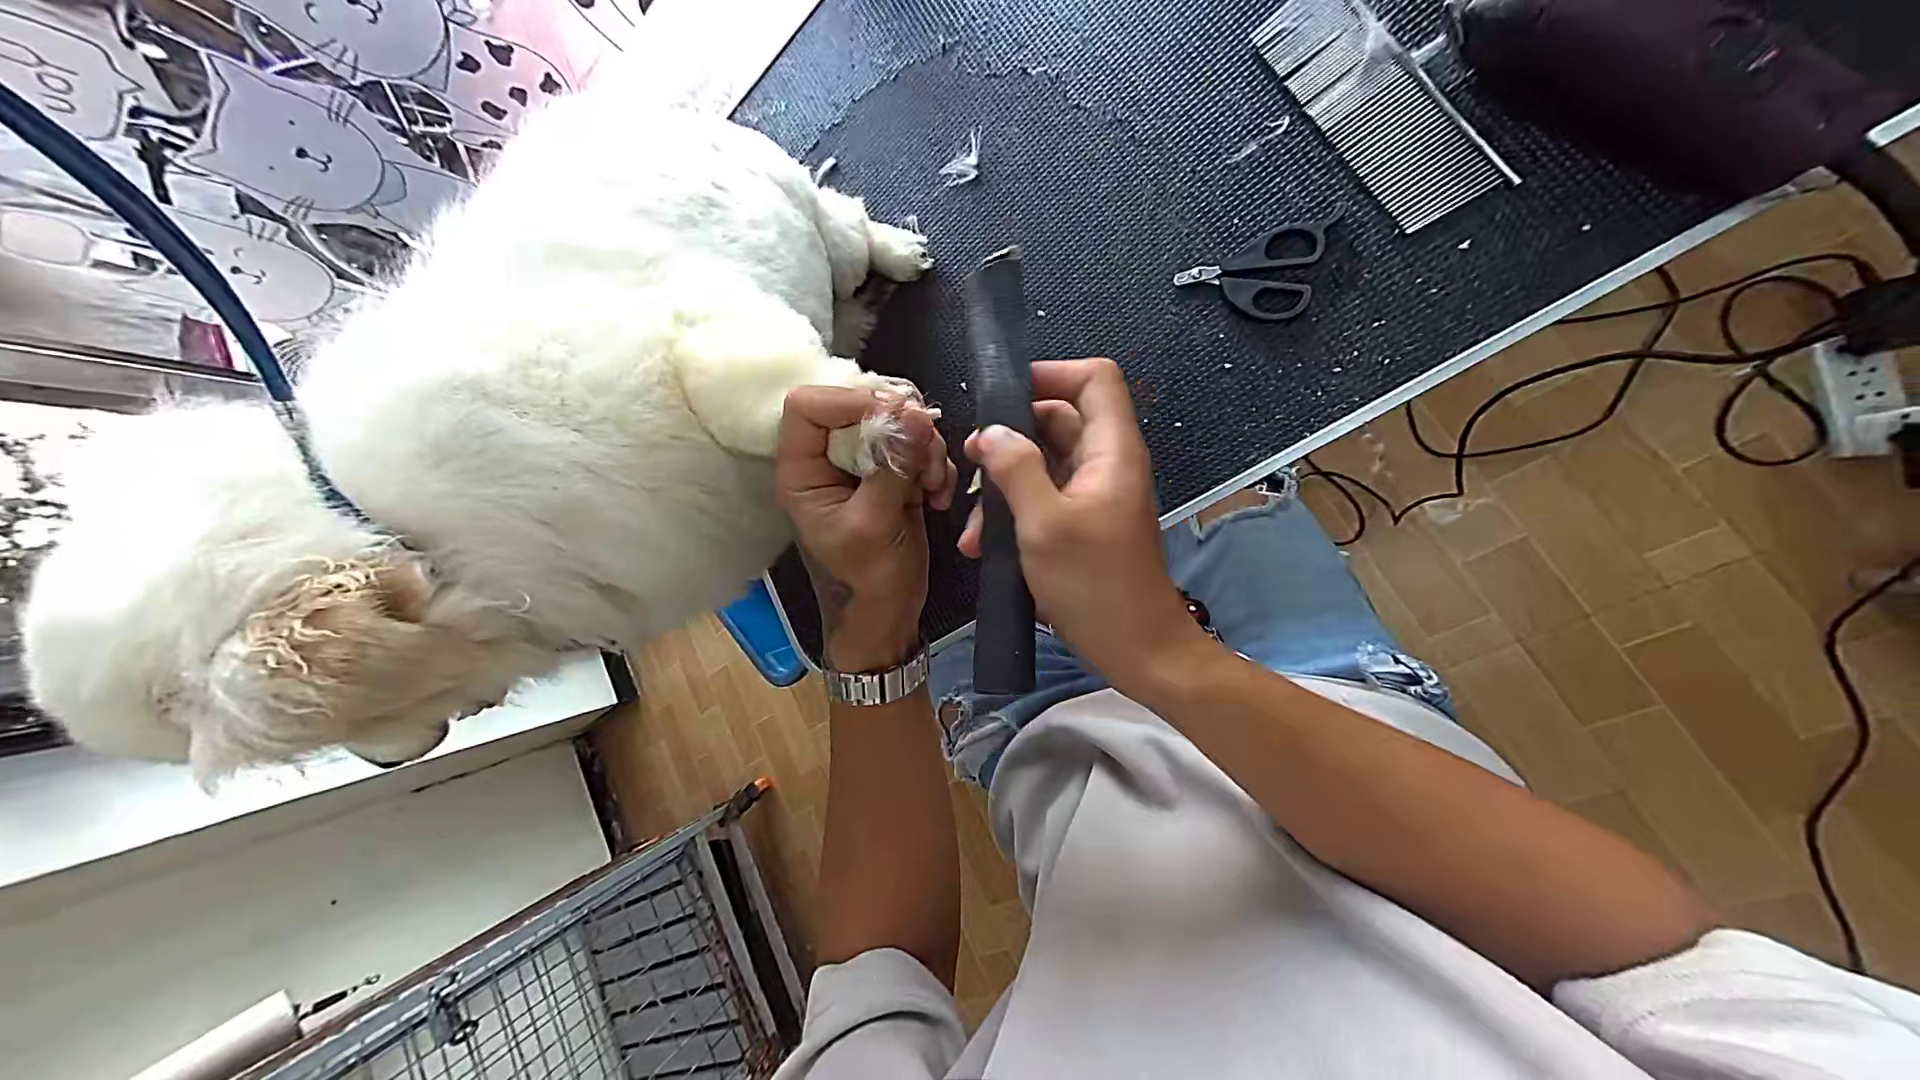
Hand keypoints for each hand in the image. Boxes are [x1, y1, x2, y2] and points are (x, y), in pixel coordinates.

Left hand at [778, 386, 956, 671]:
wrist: (888, 612)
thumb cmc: (868, 580)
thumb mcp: (875, 524)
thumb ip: (893, 467)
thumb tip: (916, 414)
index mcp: (802, 470)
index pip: (808, 405)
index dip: (849, 399)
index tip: (896, 415)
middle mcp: (828, 459)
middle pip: (859, 405)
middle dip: (902, 425)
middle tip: (927, 451)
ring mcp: (862, 464)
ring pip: (897, 422)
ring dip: (926, 447)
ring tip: (934, 485)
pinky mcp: (893, 472)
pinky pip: (918, 445)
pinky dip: (935, 464)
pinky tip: (939, 496)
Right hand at [958, 358, 1213, 694]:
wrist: (1135, 649)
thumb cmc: (1094, 584)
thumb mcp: (1045, 523)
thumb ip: (1016, 469)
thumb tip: (990, 432)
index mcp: (1111, 450)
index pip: (1094, 379)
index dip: (1051, 374)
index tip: (1002, 395)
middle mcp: (1105, 464)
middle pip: (1058, 421)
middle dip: (1010, 438)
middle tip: (971, 461)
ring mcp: (1093, 496)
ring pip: (1043, 464)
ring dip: (1004, 485)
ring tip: (974, 524)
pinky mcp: (1081, 524)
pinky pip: (1043, 499)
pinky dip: (1014, 513)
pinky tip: (983, 545)